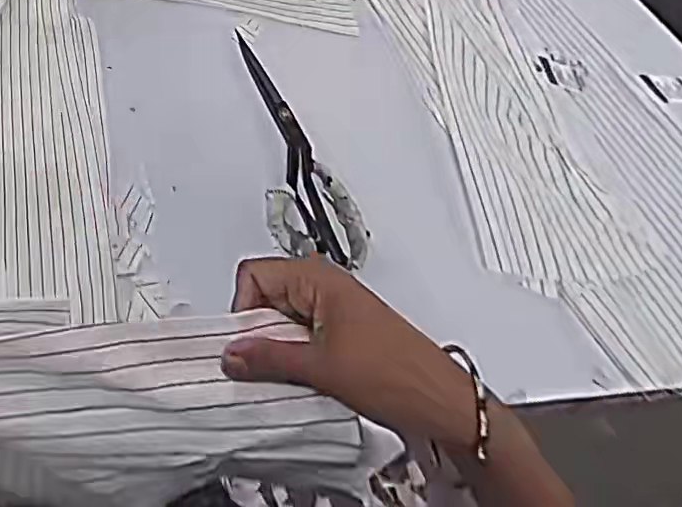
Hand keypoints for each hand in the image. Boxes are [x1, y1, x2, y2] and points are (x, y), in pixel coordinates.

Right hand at [220, 257, 478, 448]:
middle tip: (264, 360)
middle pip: (265, 293)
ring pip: (281, 314)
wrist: (448, 406)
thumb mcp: (321, 368)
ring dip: (278, 343)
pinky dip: (294, 351)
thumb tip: (233, 352)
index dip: (243, 308)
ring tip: (292, 370)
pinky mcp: (340, 325)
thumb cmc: (402, 376)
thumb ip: (268, 357)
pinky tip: (306, 374)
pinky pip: (299, 329)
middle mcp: (323, 282)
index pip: (253, 274)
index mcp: (316, 276)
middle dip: (259, 328)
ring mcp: (332, 304)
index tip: (243, 341)